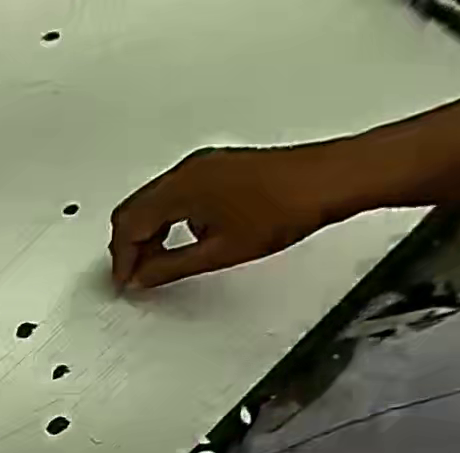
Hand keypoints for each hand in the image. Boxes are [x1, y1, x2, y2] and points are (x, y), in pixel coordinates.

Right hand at [110, 144, 350, 289]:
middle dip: (127, 246)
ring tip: (156, 261)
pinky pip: (171, 194)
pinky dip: (163, 220)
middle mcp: (187, 171)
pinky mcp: (216, 167)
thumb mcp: (219, 252)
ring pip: (149, 203)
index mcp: (182, 188)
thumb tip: (143, 277)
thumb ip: (170, 268)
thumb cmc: (290, 206)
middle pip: (132, 211)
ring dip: (145, 233)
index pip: (129, 226)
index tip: (126, 280)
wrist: (337, 178)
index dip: (123, 259)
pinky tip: (177, 239)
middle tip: (134, 273)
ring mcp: (202, 166)